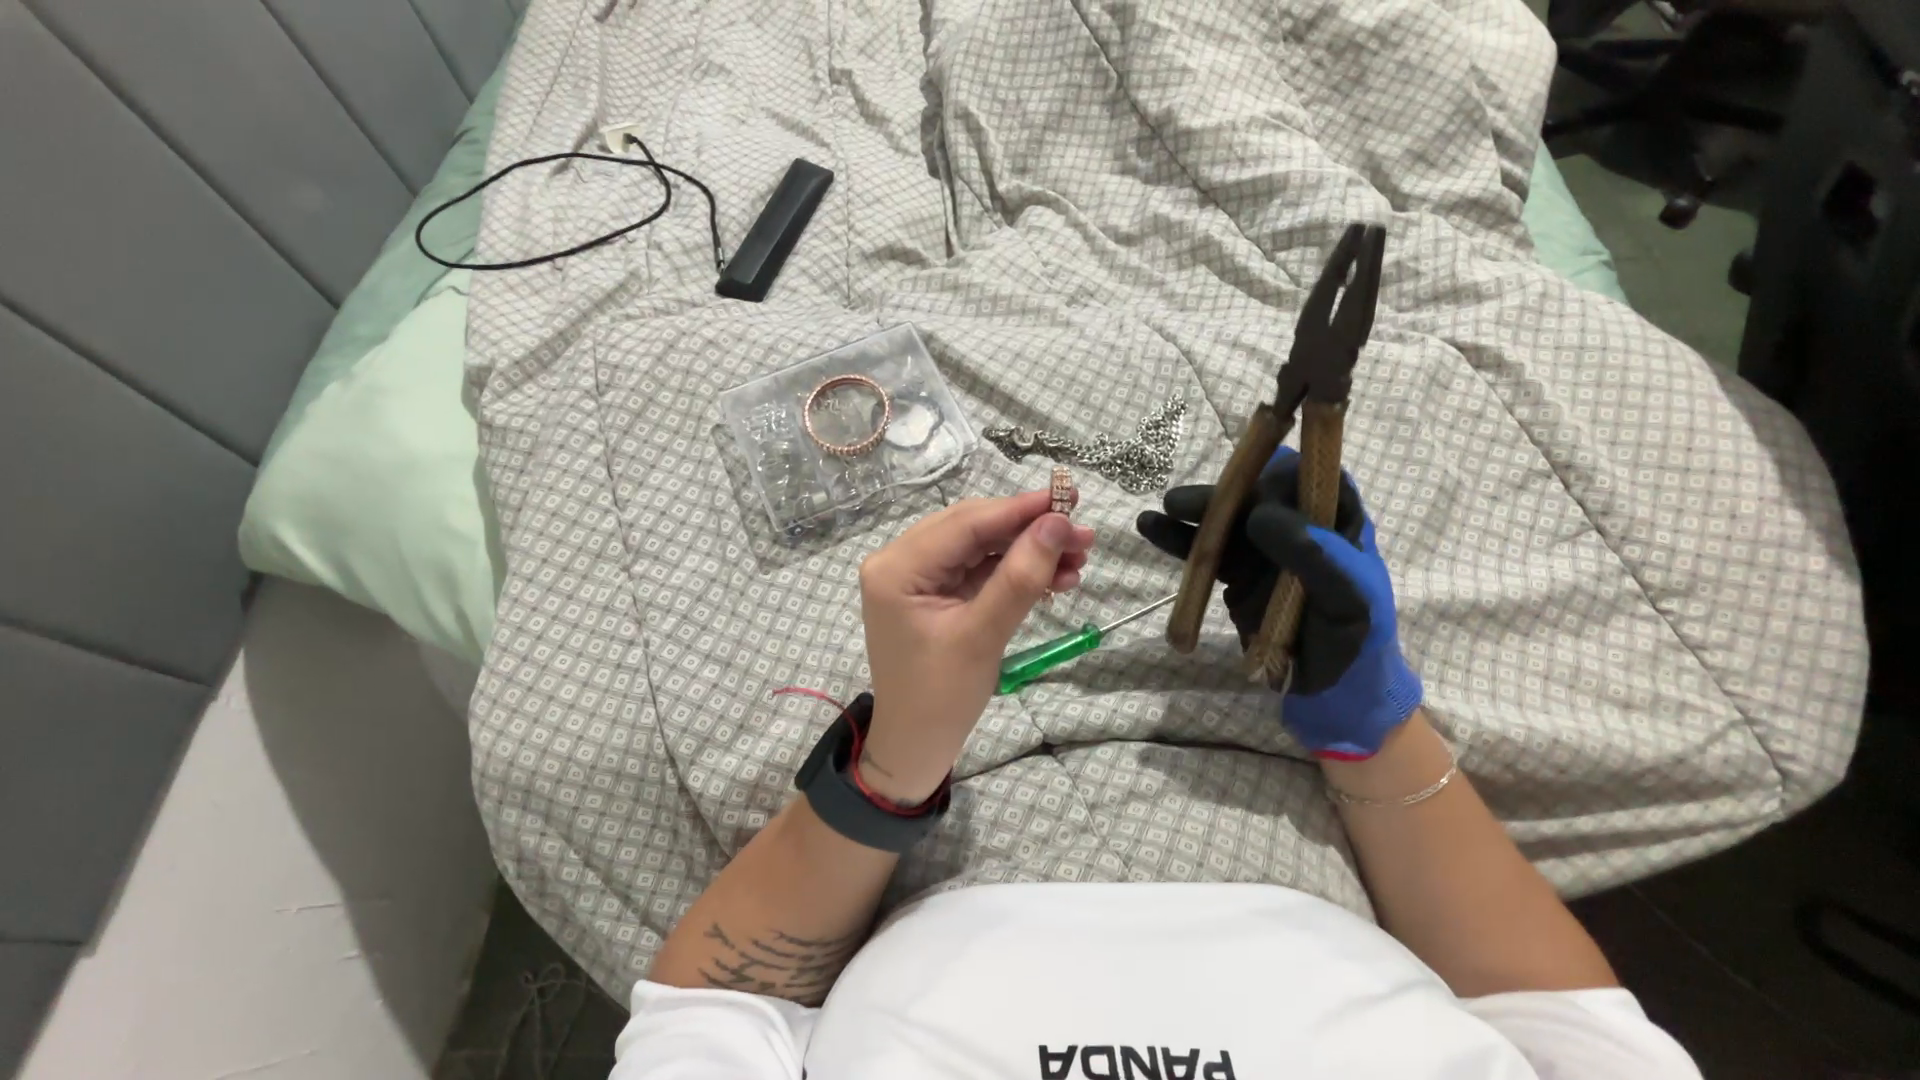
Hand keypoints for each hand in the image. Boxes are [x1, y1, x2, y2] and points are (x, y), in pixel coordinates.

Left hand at [858, 491, 1095, 800]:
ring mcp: (917, 578)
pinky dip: (1015, 573)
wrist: (915, 747)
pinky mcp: (934, 594)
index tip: (1070, 498)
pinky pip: (978, 571)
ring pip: (981, 549)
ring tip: (1079, 562)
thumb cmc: (941, 697)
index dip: (1020, 509)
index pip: (966, 523)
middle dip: (1030, 531)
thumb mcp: (983, 635)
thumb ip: (1020, 577)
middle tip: (1084, 535)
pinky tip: (1056, 578)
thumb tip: (1058, 525)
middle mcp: (900, 562)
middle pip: (974, 529)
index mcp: (897, 568)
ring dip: (1028, 552)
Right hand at [1135, 448, 1419, 758]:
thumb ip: (1312, 553)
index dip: (1281, 471)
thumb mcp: (1348, 597)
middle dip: (1223, 494)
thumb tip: (1259, 513)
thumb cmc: (1356, 641)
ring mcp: (1266, 550)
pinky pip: (1209, 553)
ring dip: (1194, 513)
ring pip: (1227, 520)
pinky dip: (1180, 542)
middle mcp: (1299, 526)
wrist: (1334, 693)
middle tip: (1184, 503)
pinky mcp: (1240, 576)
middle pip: (1258, 493)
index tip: (1252, 481)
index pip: (1311, 475)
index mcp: (1338, 520)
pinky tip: (1152, 529)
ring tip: (1159, 512)